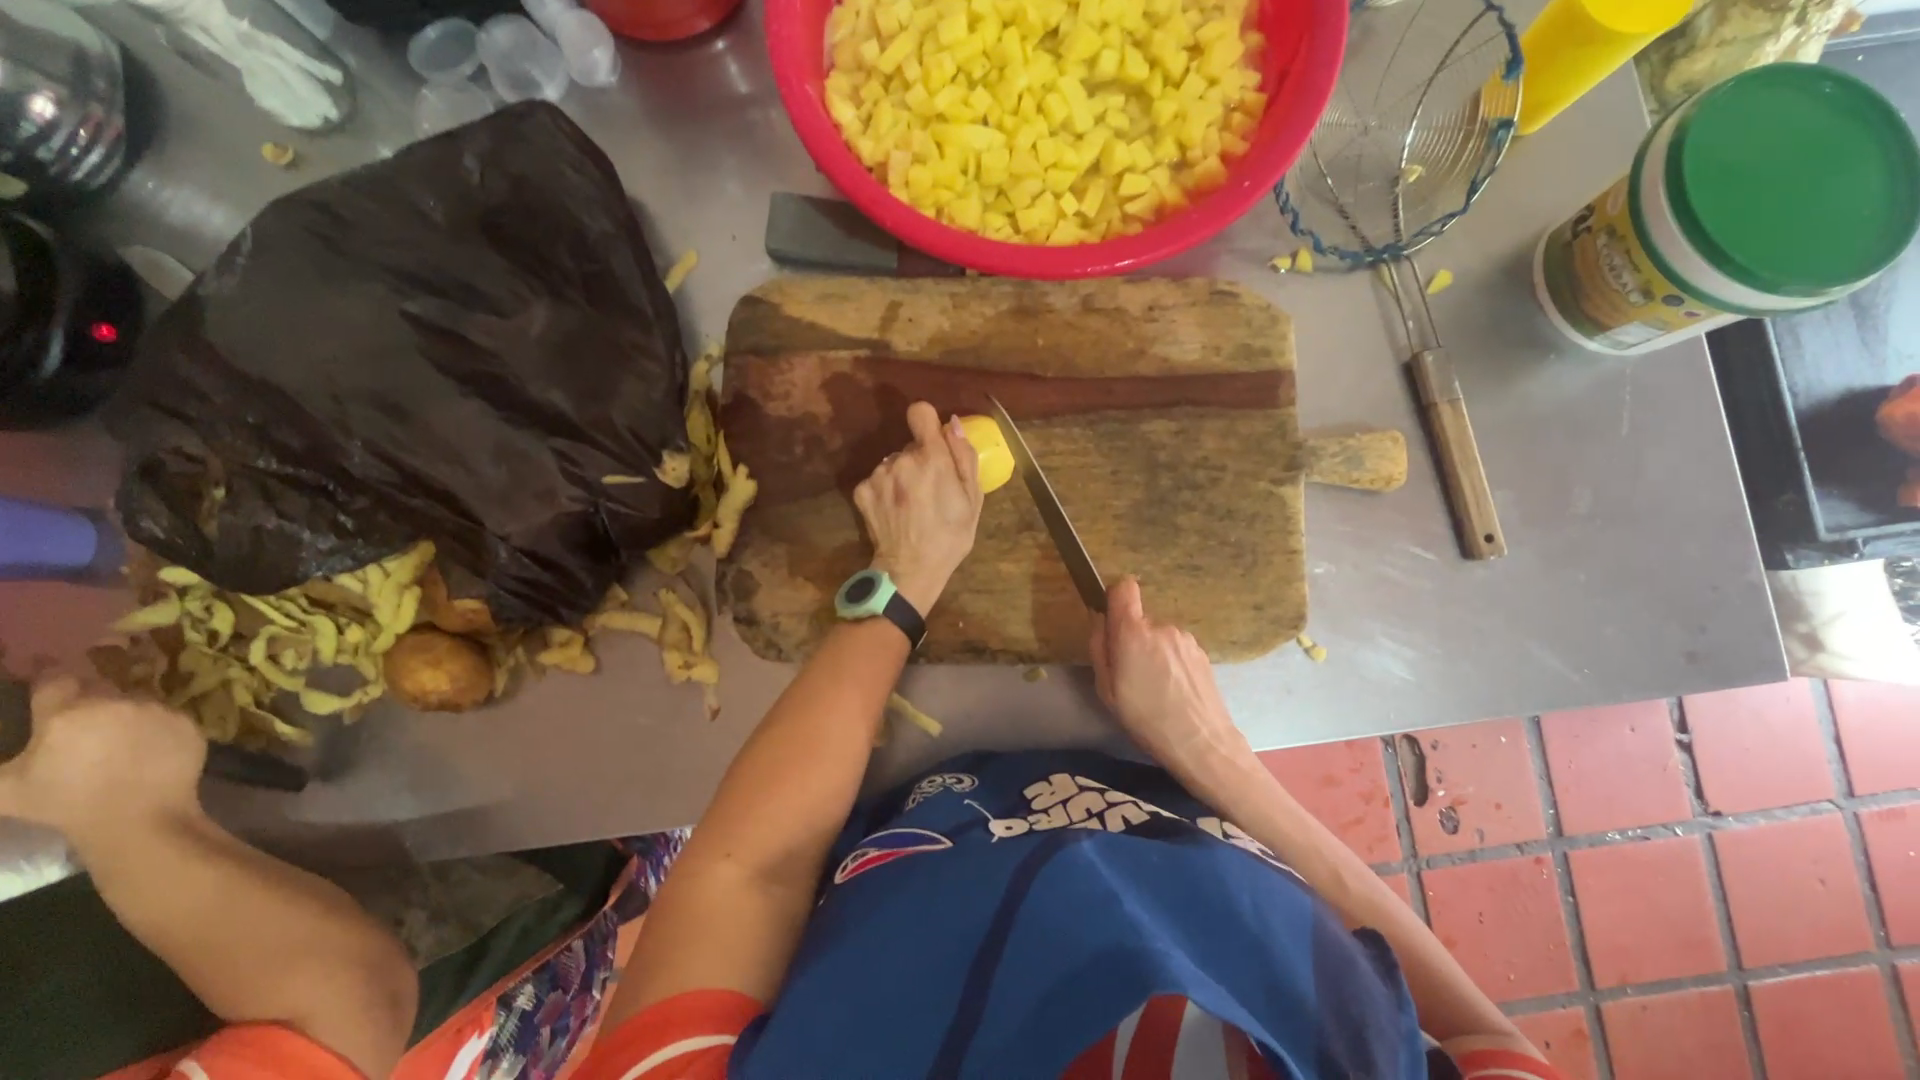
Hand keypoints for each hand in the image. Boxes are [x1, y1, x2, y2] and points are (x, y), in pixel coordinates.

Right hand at [0, 677, 206, 844]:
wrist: (139, 817)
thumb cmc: (66, 803)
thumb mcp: (6, 788)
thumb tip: (19, 754)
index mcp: (66, 712)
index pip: (54, 679)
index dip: (49, 679)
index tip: (46, 683)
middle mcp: (115, 702)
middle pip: (98, 689)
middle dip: (88, 701)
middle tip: (83, 725)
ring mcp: (157, 710)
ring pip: (135, 701)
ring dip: (124, 713)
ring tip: (117, 739)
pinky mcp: (187, 722)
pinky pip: (166, 717)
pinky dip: (156, 727)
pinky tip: (148, 748)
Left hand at [854, 402, 983, 612]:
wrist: (910, 571)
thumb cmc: (950, 537)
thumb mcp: (973, 499)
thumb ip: (964, 456)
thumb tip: (952, 424)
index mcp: (931, 458)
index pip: (919, 412)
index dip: (927, 421)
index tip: (934, 438)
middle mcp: (900, 460)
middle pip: (911, 445)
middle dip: (922, 460)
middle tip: (932, 490)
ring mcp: (877, 475)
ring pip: (894, 463)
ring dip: (903, 476)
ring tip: (913, 505)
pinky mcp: (862, 491)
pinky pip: (877, 480)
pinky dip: (886, 491)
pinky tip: (896, 513)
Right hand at [1088, 577, 1252, 779]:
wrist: (1201, 742)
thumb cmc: (1145, 719)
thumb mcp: (1107, 690)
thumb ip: (1099, 648)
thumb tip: (1099, 620)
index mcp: (1133, 632)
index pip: (1124, 587)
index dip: (1115, 599)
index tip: (1112, 623)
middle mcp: (1161, 626)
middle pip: (1141, 620)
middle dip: (1133, 639)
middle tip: (1132, 675)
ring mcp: (1185, 639)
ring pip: (1160, 636)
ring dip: (1154, 652)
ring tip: (1156, 688)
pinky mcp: (1202, 653)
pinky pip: (1177, 649)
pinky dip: (1172, 663)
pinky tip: (1175, 691)